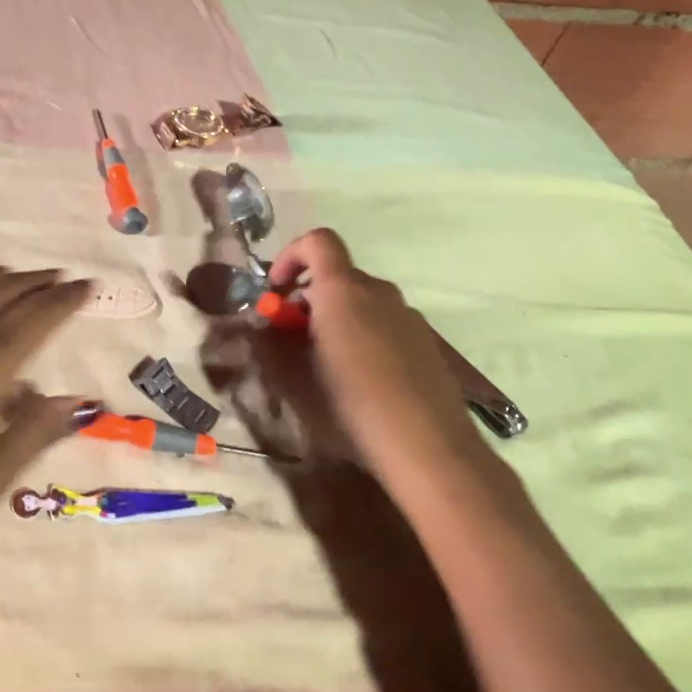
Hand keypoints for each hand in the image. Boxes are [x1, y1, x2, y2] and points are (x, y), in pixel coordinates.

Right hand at [266, 230, 481, 465]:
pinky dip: (365, 337)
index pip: (318, 242)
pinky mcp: (428, 344)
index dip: (290, 256)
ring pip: (363, 303)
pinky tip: (363, 384)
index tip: (275, 292)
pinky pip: (386, 325)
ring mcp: (409, 317)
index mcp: (344, 290)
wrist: (429, 449)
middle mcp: (379, 292)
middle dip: (309, 298)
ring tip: (326, 366)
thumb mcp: (295, 379)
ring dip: (337, 320)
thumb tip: (262, 327)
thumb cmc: (351, 406)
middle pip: (338, 276)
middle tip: (291, 339)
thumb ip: (272, 345)